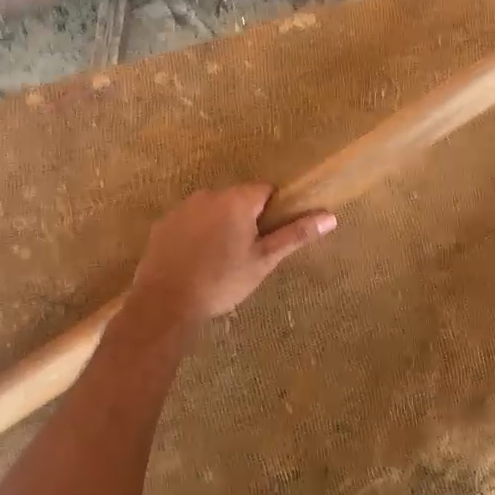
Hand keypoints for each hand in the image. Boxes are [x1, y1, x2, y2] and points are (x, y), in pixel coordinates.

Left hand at [127, 185, 335, 327]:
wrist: (164, 303)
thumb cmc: (222, 281)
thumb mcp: (264, 260)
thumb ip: (296, 235)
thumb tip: (331, 217)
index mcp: (238, 199)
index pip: (267, 191)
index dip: (273, 212)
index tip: (269, 238)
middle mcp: (209, 195)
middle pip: (239, 199)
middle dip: (247, 219)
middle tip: (248, 253)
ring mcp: (182, 208)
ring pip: (214, 210)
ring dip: (221, 225)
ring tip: (220, 260)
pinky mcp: (163, 224)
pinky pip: (191, 222)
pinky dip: (198, 234)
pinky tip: (197, 262)